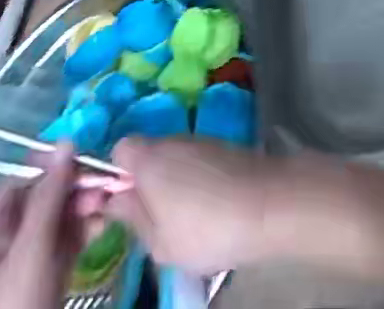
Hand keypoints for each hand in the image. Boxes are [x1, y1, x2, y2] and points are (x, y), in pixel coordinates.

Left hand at [0, 144, 101, 308]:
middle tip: (105, 184)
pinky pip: (66, 246)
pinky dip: (85, 232)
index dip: (47, 167)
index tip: (82, 157)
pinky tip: (106, 224)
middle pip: (40, 202)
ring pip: (57, 223)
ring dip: (83, 208)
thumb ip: (48, 197)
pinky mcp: (47, 283)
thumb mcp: (31, 252)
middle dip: (72, 189)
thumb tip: (66, 143)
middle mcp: (5, 246)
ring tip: (111, 203)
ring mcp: (27, 266)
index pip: (17, 185)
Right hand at [102, 139, 276, 273]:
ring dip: (173, 180)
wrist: (267, 203)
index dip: (117, 174)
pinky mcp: (223, 146)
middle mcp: (172, 140)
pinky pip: (197, 160)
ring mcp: (200, 140)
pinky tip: (211, 206)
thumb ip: (133, 218)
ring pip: (174, 157)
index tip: (127, 203)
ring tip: (187, 217)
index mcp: (148, 159)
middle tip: (156, 217)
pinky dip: (197, 178)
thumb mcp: (160, 243)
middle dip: (147, 180)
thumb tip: (116, 199)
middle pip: (148, 152)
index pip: (119, 149)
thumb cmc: (206, 229)